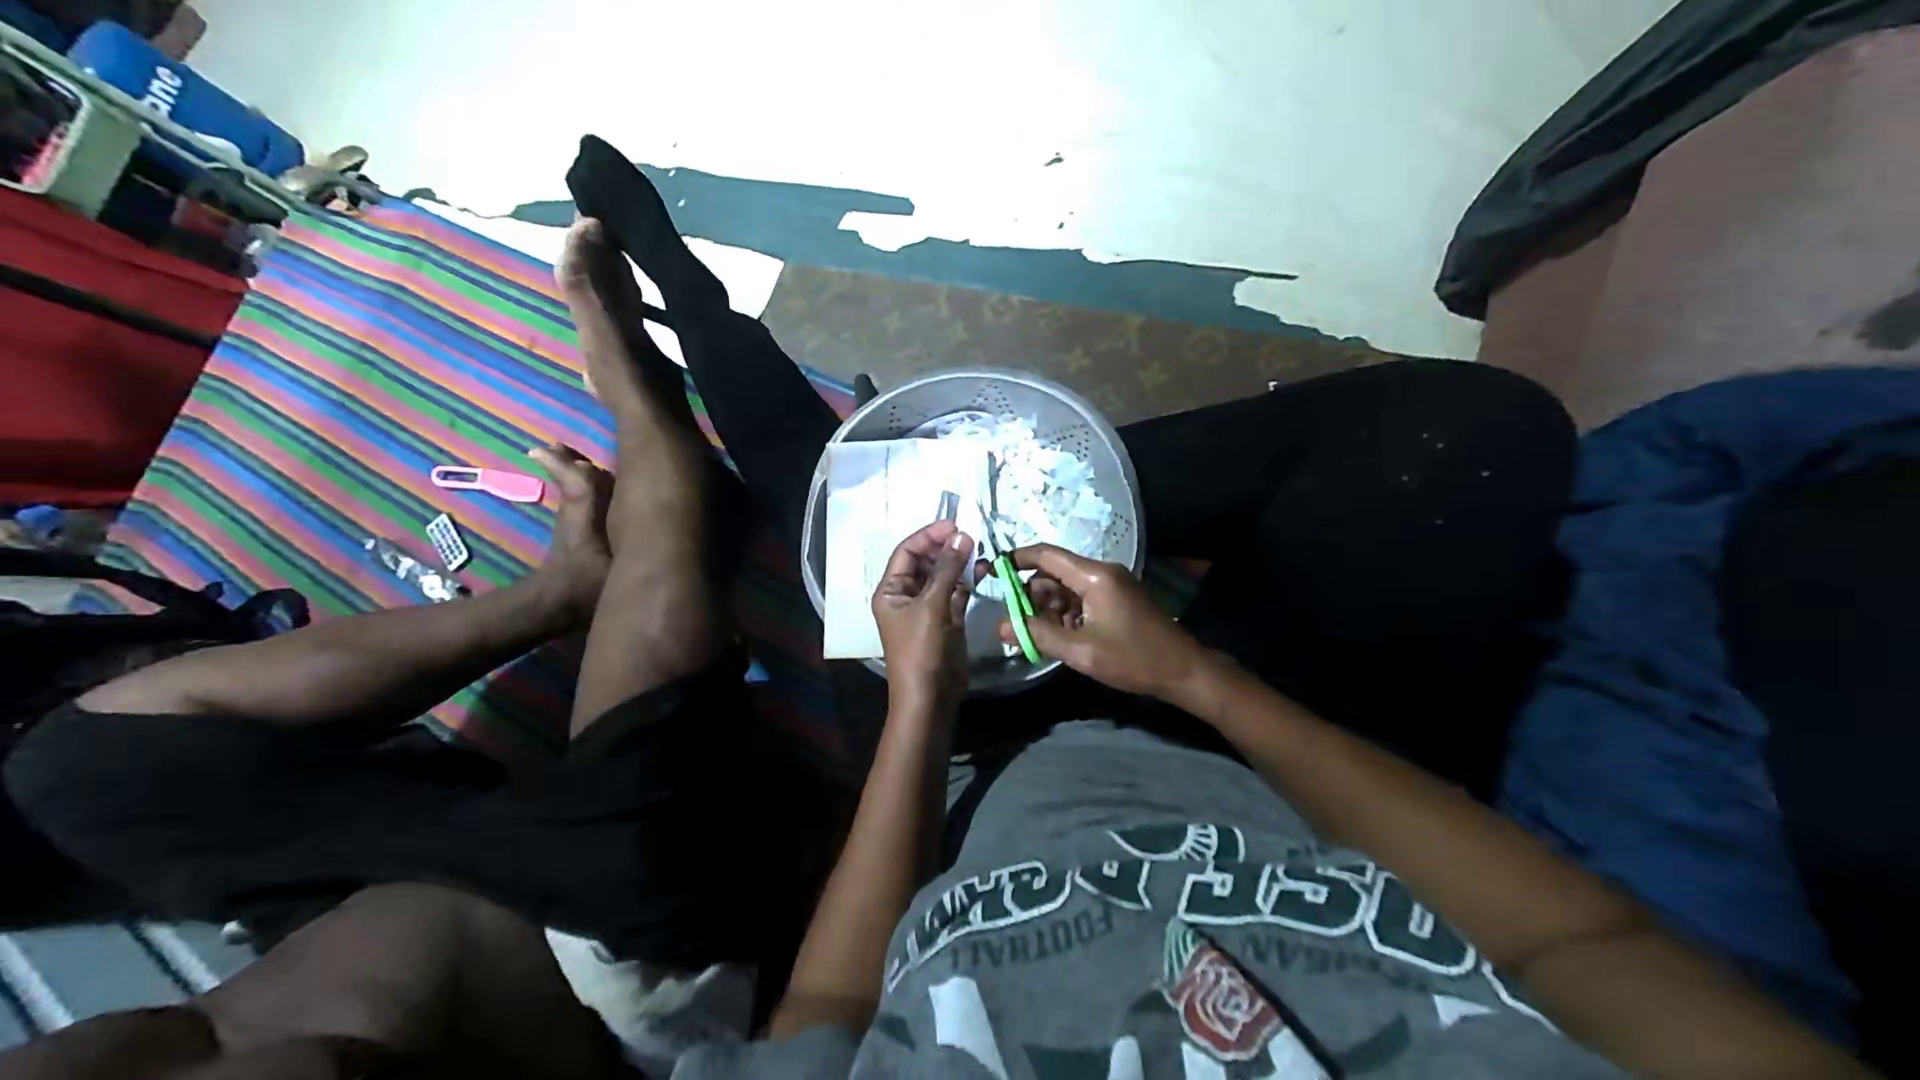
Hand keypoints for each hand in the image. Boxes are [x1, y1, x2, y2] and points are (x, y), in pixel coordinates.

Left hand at [873, 520, 974, 710]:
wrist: (930, 697)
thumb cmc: (921, 650)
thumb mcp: (932, 606)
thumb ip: (947, 569)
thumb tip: (962, 535)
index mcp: (890, 590)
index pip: (907, 552)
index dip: (929, 536)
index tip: (955, 524)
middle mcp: (906, 596)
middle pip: (925, 561)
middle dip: (946, 547)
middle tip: (972, 536)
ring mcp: (927, 608)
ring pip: (943, 575)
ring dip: (959, 562)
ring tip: (980, 549)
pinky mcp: (946, 619)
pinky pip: (956, 591)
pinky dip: (968, 580)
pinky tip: (984, 569)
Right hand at [1001, 544, 1209, 700]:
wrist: (1184, 671)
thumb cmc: (1133, 659)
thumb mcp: (1081, 651)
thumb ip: (1039, 635)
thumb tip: (1002, 627)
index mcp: (1095, 576)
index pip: (1046, 555)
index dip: (1017, 560)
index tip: (993, 573)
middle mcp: (1103, 572)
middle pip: (1054, 573)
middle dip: (1033, 596)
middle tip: (1020, 624)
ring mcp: (1113, 584)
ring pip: (1067, 587)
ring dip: (1051, 609)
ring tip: (1044, 637)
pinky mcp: (1118, 598)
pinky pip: (1083, 597)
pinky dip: (1068, 613)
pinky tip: (1066, 637)